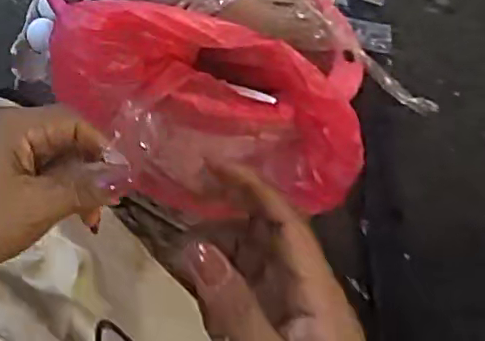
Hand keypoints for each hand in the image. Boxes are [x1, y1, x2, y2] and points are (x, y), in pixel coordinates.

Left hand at [0, 105, 110, 278]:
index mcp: (18, 121)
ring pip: (47, 152)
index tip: (124, 185)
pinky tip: (57, 211)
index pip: (73, 119)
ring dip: (70, 181)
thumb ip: (80, 187)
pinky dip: (49, 185)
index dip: (103, 147)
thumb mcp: (36, 205)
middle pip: (61, 134)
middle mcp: (8, 121)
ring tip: (85, 220)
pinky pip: (30, 163)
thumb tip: (123, 174)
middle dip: (88, 168)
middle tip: (103, 212)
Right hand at [160, 162, 361, 340]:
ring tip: (166, 232)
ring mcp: (286, 313)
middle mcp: (303, 293)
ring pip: (245, 256)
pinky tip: (179, 267)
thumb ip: (235, 308)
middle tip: (171, 190)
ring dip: (207, 239)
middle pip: (261, 232)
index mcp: (317, 294)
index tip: (207, 161)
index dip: (250, 184)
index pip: (285, 220)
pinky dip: (207, 272)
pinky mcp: (269, 330)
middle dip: (218, 209)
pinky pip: (236, 286)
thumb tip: (194, 244)